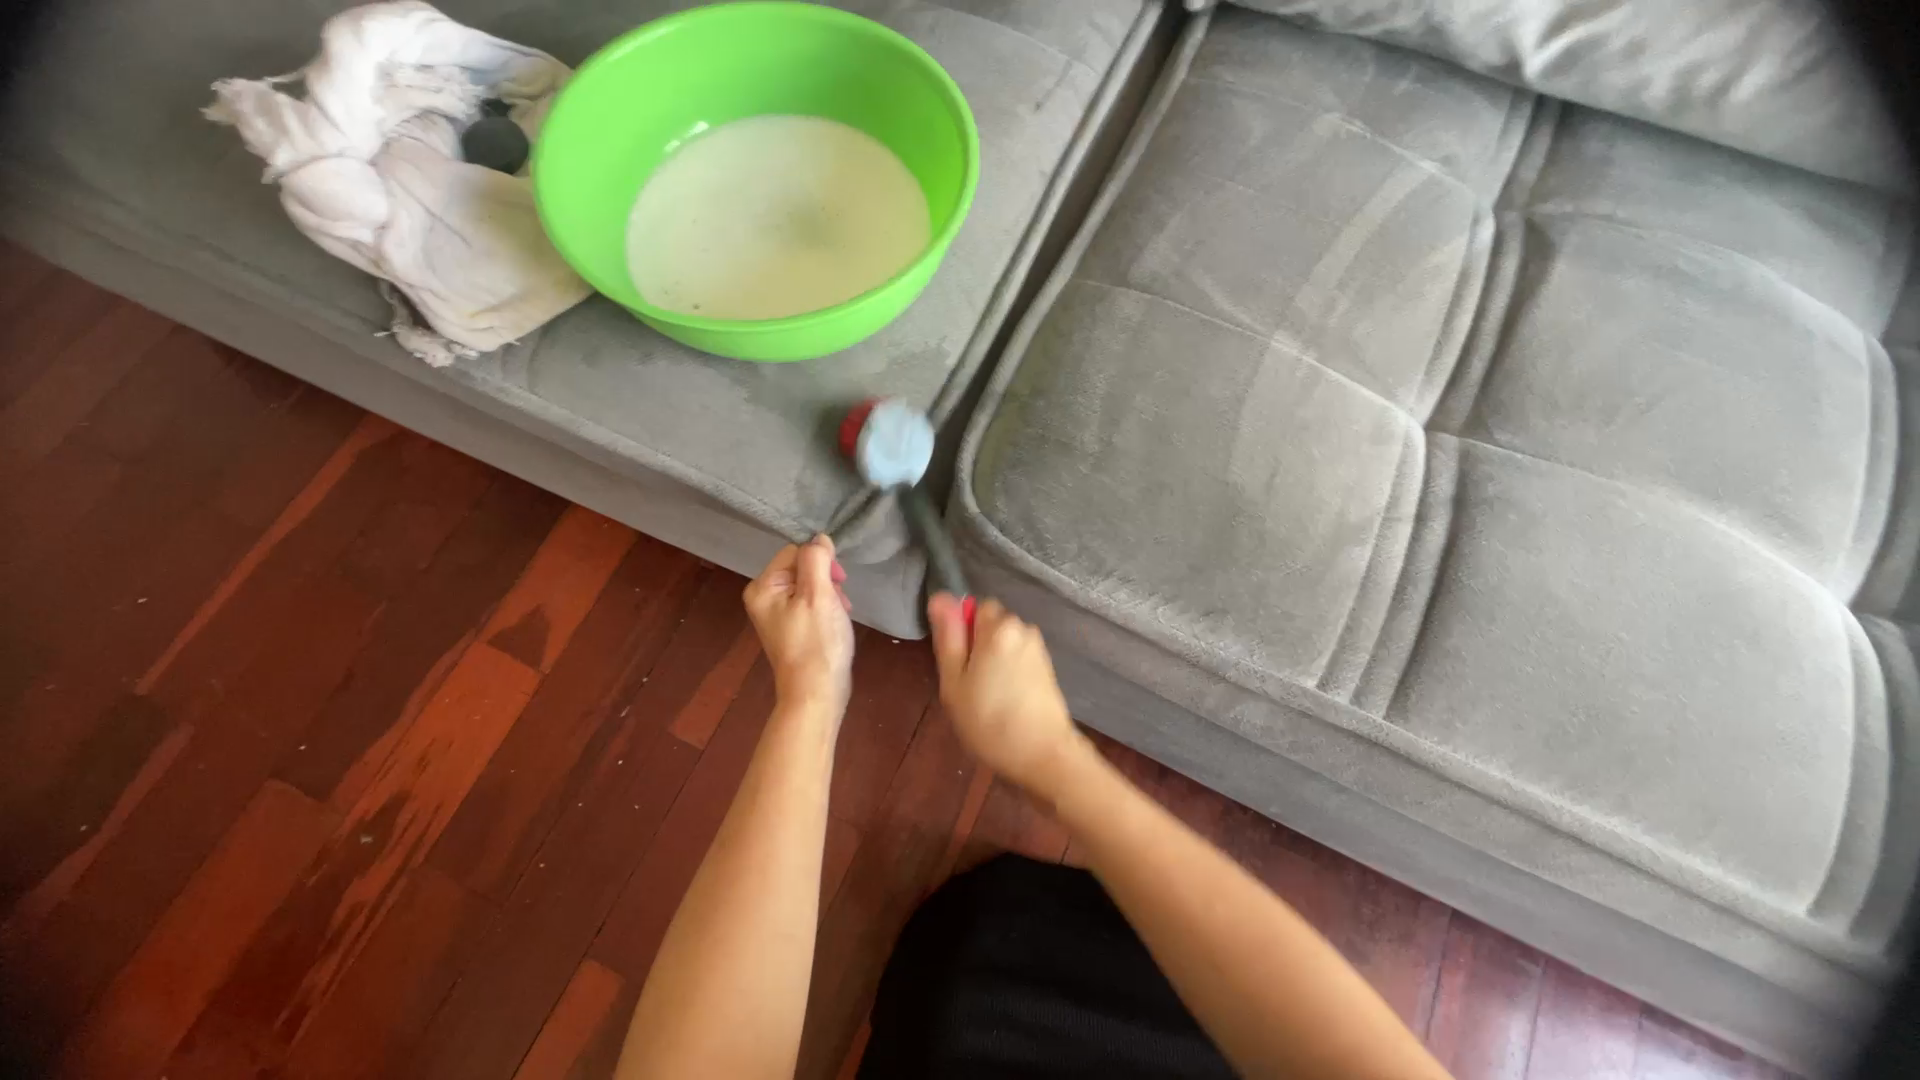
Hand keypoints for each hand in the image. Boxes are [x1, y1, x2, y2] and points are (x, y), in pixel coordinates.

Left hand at [744, 535, 854, 713]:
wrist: (816, 693)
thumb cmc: (817, 643)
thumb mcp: (819, 595)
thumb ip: (816, 560)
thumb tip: (818, 538)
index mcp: (762, 587)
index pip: (795, 552)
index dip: (820, 562)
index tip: (839, 582)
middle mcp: (763, 598)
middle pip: (801, 568)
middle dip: (826, 580)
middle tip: (839, 602)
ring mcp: (776, 615)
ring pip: (809, 586)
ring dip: (829, 595)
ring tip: (839, 614)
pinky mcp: (791, 629)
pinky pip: (810, 604)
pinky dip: (826, 609)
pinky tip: (835, 623)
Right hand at [928, 594, 1084, 793]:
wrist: (1042, 755)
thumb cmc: (989, 721)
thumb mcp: (954, 682)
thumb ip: (948, 636)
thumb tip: (940, 596)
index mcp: (999, 627)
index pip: (976, 606)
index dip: (963, 631)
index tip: (958, 662)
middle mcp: (1023, 629)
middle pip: (992, 624)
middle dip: (979, 645)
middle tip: (968, 684)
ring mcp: (1039, 649)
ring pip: (1005, 643)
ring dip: (994, 661)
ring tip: (986, 697)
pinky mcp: (1048, 669)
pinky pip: (1018, 658)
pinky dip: (1009, 673)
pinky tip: (1005, 702)